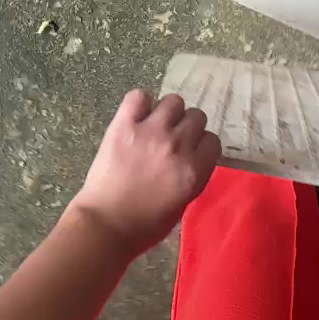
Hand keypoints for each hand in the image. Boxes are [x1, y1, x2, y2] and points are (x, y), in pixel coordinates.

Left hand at [67, 90, 220, 258]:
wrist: (106, 223)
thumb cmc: (146, 223)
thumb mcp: (183, 203)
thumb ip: (192, 174)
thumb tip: (192, 155)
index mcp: (194, 170)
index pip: (212, 140)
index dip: (201, 146)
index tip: (190, 152)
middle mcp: (177, 145)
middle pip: (196, 116)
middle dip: (187, 127)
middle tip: (171, 138)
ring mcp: (150, 131)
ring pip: (173, 101)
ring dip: (167, 112)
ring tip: (154, 125)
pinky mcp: (124, 124)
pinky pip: (139, 96)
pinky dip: (140, 103)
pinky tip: (135, 117)